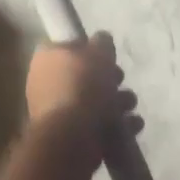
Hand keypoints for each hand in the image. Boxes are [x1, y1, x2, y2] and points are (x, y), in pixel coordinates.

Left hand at [25, 32, 139, 133]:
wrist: (71, 138)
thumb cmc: (82, 86)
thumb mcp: (98, 52)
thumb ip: (102, 42)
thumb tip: (101, 40)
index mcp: (46, 59)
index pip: (66, 46)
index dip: (88, 49)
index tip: (106, 55)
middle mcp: (46, 83)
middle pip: (83, 76)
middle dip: (109, 79)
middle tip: (120, 80)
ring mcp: (57, 113)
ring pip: (93, 102)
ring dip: (117, 102)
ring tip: (130, 105)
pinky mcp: (70, 137)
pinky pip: (96, 125)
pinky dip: (116, 125)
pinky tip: (133, 125)